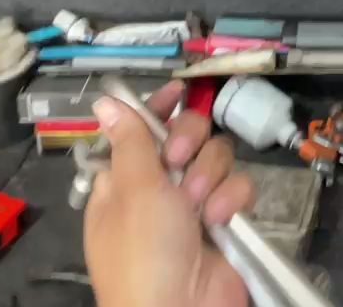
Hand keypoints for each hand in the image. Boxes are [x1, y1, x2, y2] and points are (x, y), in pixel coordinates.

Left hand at [83, 83, 256, 306]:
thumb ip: (130, 139)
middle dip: (189, 142)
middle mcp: (158, 191)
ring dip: (209, 175)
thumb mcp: (133, 190)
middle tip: (180, 160)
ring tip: (200, 205)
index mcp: (123, 184)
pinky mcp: (225, 219)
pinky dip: (231, 199)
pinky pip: (238, 185)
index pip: (140, 132)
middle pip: (185, 136)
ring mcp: (193, 206)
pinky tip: (220, 220)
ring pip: (215, 157)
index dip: (157, 109)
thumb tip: (104, 100)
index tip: (177, 91)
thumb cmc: (144, 251)